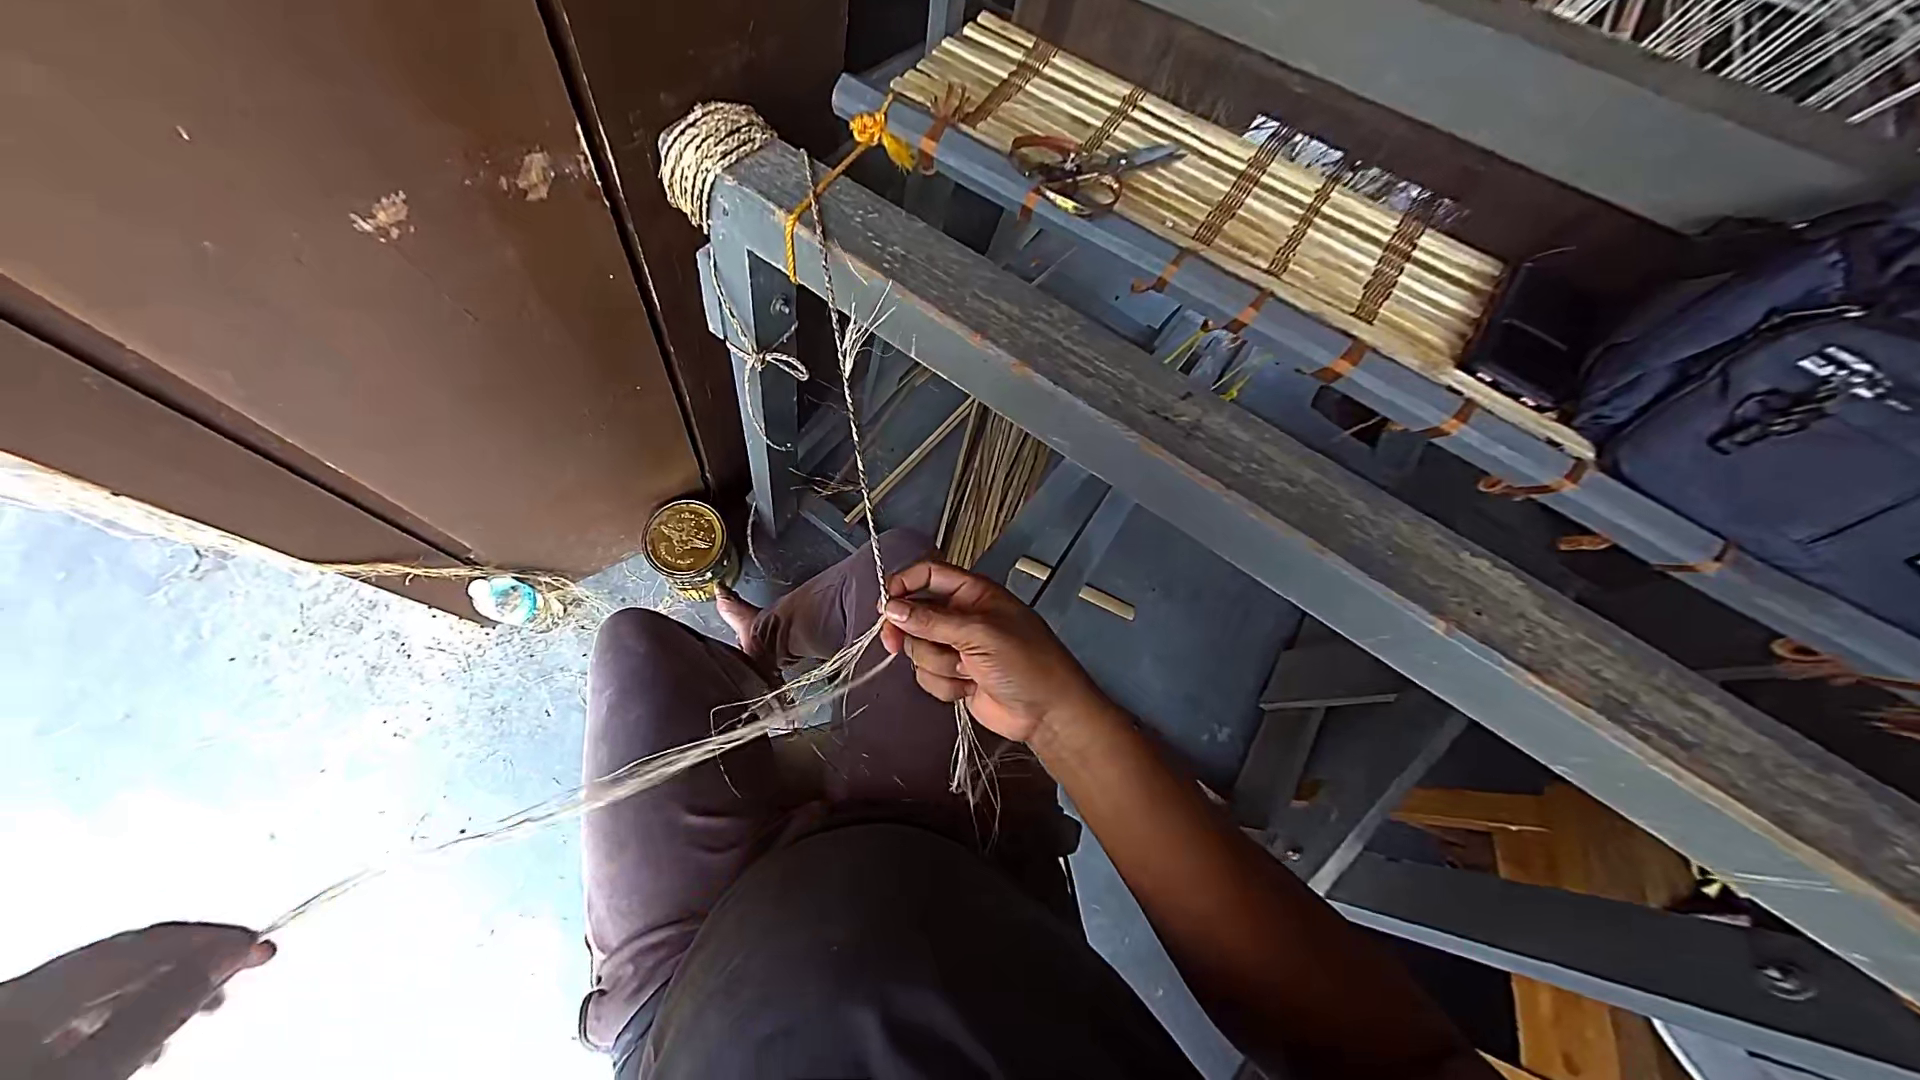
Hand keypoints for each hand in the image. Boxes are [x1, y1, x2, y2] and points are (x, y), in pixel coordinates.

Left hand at [0, 923, 273, 1078]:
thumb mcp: (98, 1073)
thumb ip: (165, 1008)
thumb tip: (230, 953)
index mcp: (22, 998)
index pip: (140, 945)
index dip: (209, 939)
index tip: (261, 945)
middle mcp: (6, 1003)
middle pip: (118, 966)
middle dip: (189, 964)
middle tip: (248, 966)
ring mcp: (0, 1032)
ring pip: (97, 993)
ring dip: (161, 992)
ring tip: (206, 1007)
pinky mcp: (6, 1057)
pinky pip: (73, 1020)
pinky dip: (123, 1018)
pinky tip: (148, 1038)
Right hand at [880, 559, 1107, 742]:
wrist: (1046, 712)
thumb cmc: (1029, 662)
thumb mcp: (980, 634)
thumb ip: (933, 621)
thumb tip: (894, 608)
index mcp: (973, 593)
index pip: (928, 575)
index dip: (903, 586)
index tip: (885, 605)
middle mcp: (962, 616)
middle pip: (914, 614)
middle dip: (910, 633)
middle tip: (894, 643)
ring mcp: (957, 647)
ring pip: (919, 649)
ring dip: (938, 664)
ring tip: (968, 670)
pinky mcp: (955, 676)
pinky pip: (927, 675)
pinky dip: (944, 685)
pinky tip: (969, 687)